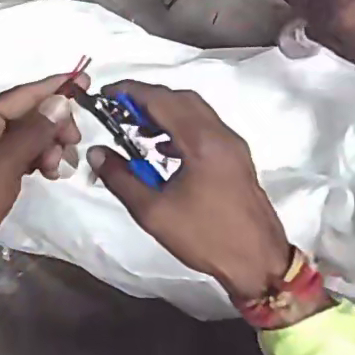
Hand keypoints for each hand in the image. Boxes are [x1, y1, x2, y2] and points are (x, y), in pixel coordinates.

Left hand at [0, 73, 85, 328]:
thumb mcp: (6, 161)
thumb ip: (35, 130)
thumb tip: (61, 100)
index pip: (21, 95)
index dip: (53, 88)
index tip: (84, 80)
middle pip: (27, 115)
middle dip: (53, 125)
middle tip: (74, 142)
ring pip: (29, 136)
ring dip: (49, 145)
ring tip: (59, 165)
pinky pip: (24, 154)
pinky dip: (40, 159)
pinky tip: (51, 172)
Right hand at [85, 82, 293, 304]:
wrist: (258, 262)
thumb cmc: (204, 237)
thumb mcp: (152, 211)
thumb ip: (120, 177)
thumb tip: (96, 152)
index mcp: (202, 142)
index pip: (162, 100)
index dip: (130, 92)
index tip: (105, 95)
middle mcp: (221, 135)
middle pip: (181, 99)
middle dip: (146, 99)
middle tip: (116, 111)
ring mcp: (233, 146)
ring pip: (195, 112)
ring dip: (164, 112)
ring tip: (135, 129)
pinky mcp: (236, 158)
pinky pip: (204, 128)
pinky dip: (179, 127)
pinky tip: (162, 150)